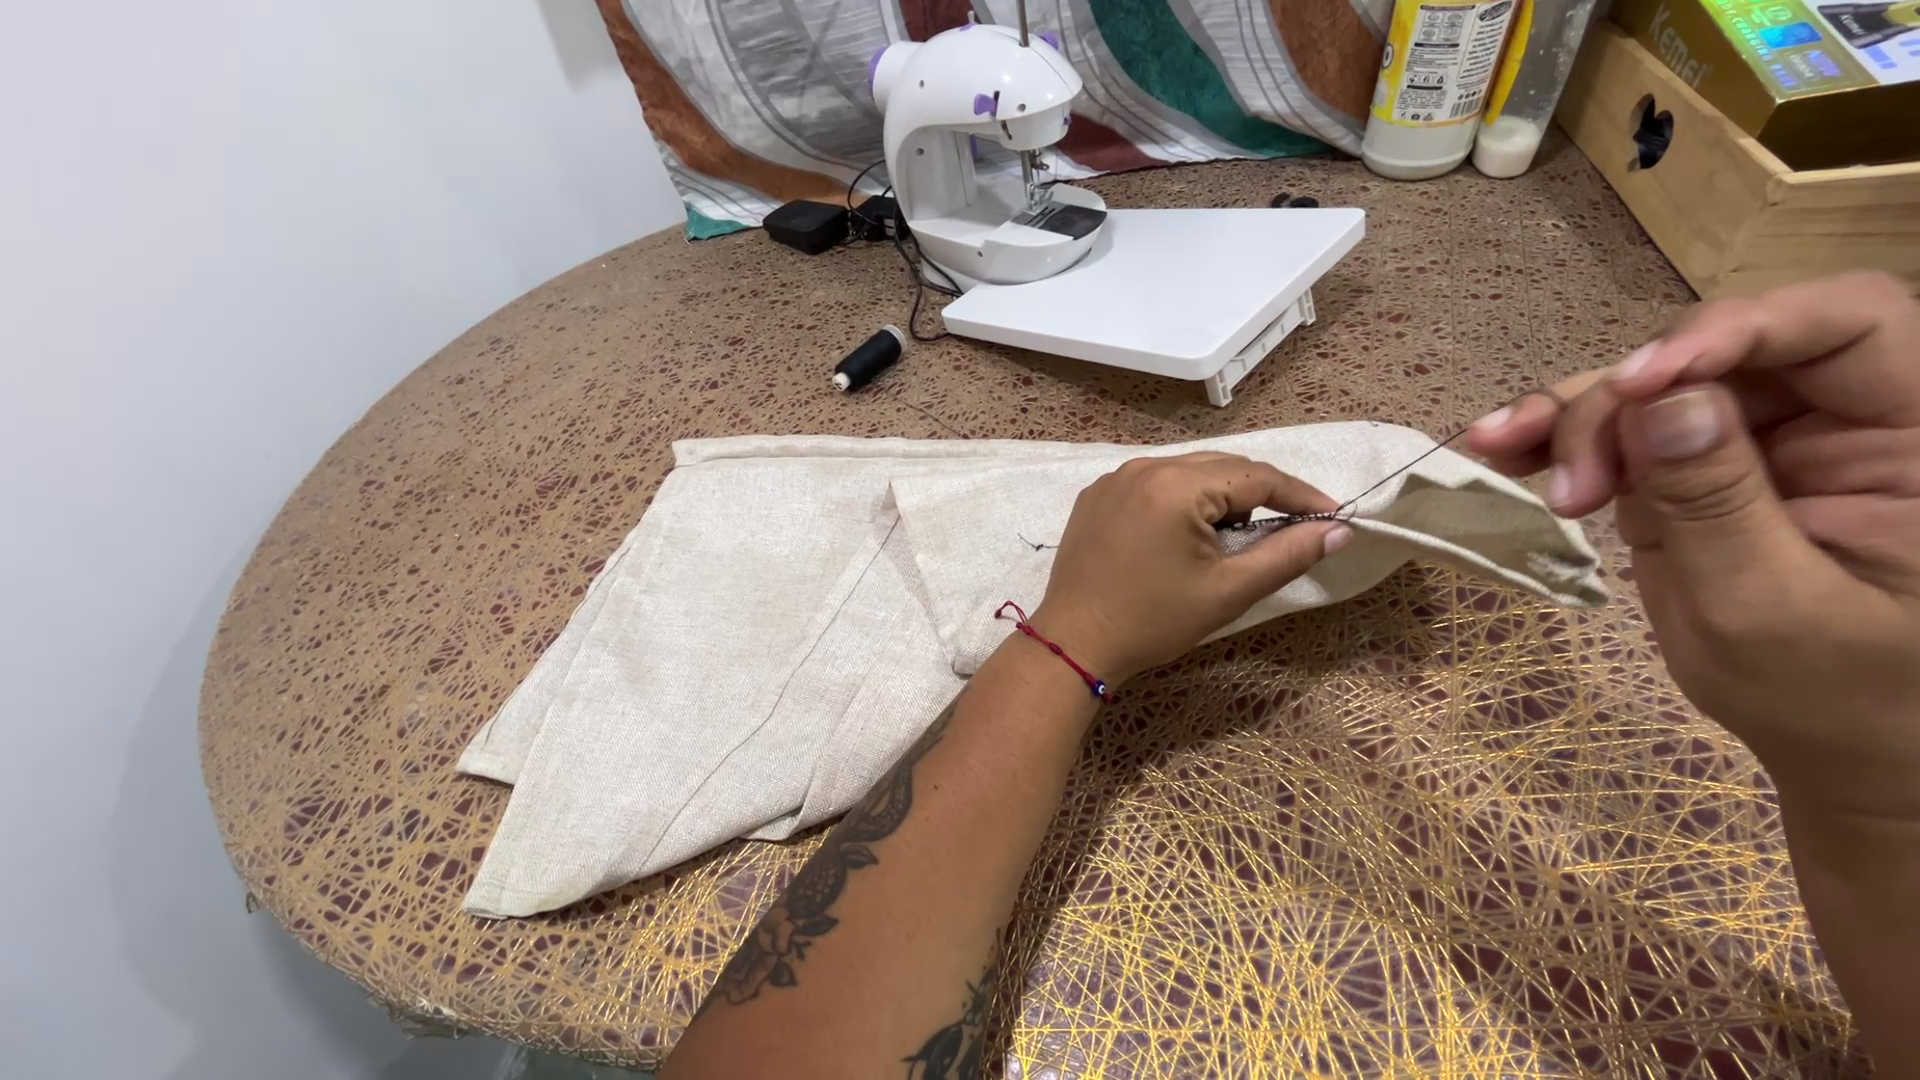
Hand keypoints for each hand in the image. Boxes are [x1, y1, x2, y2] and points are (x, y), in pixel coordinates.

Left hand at [1028, 452, 1351, 686]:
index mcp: (1176, 485)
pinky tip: (1185, 535)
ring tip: (1234, 538)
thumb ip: (1287, 554)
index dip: (1300, 495)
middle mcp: (1143, 467)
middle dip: (1260, 496)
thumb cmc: (1153, 621)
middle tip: (1287, 530)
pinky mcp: (1095, 496)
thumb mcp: (1228, 591)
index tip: (1335, 516)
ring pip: (1187, 473)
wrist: (1075, 642)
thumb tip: (1339, 530)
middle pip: (1222, 467)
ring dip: (1219, 498)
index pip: (1257, 476)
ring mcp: (1114, 479)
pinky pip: (1152, 484)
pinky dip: (1180, 500)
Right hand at [1465, 272, 1919, 817]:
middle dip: (1620, 403)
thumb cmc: (1837, 696)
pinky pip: (1614, 434)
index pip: (1844, 326)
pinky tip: (1502, 452)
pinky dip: (1552, 440)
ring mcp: (1754, 444)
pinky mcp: (1689, 471)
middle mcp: (1837, 421)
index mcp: (1917, 438)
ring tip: (1495, 451)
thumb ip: (1717, 501)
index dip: (1738, 331)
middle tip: (1565, 482)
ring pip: (1646, 390)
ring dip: (1566, 418)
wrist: (1838, 745)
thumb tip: (1661, 402)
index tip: (1638, 386)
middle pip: (1715, 358)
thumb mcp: (1768, 606)